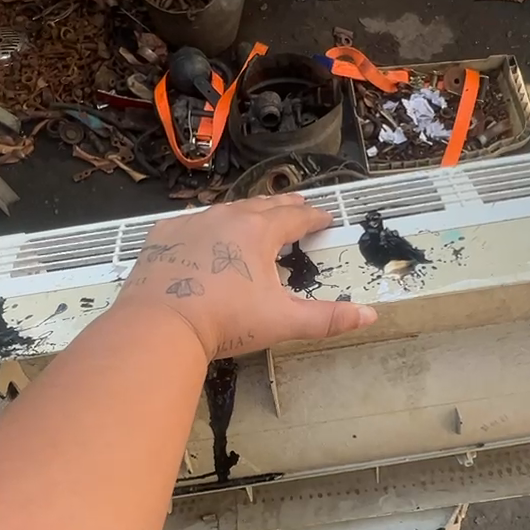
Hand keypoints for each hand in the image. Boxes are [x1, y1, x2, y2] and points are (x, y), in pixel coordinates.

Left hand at [115, 195, 376, 359]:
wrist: (160, 325)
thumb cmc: (225, 322)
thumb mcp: (281, 321)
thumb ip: (326, 318)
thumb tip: (369, 315)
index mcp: (258, 233)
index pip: (295, 218)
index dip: (313, 217)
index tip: (325, 217)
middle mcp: (225, 218)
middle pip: (262, 206)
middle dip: (284, 206)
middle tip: (298, 204)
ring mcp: (190, 224)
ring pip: (226, 210)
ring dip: (246, 212)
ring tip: (256, 215)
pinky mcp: (163, 236)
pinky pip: (191, 222)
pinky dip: (207, 226)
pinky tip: (206, 234)